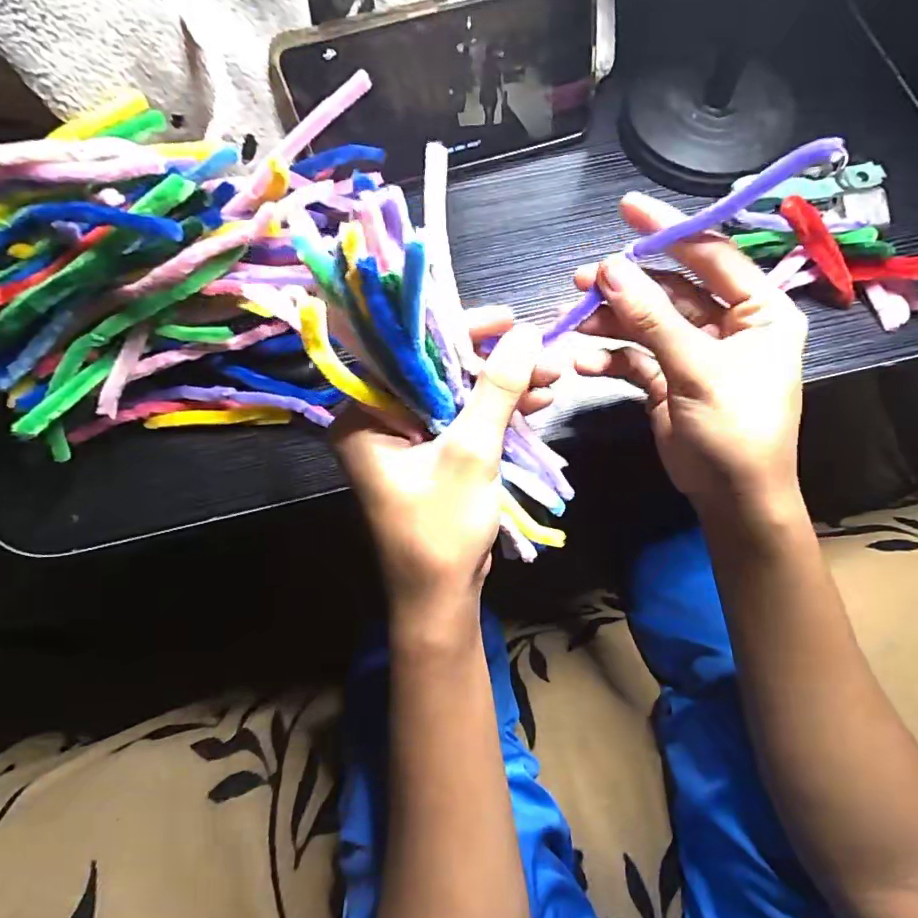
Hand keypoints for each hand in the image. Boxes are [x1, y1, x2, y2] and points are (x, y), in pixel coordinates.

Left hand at [330, 312, 558, 615]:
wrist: (442, 597)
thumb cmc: (442, 531)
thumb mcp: (471, 454)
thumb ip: (496, 391)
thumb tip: (526, 334)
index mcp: (365, 417)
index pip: (410, 354)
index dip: (460, 331)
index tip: (508, 320)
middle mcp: (380, 421)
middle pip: (441, 371)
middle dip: (495, 364)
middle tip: (543, 353)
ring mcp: (409, 439)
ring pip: (460, 394)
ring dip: (505, 387)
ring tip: (552, 377)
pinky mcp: (434, 455)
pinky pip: (466, 419)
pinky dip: (500, 413)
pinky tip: (538, 401)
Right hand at [573, 192, 806, 516]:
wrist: (732, 499)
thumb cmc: (735, 429)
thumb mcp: (698, 369)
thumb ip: (652, 318)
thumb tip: (609, 268)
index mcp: (760, 311)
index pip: (713, 255)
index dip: (670, 230)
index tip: (627, 208)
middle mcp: (730, 325)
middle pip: (672, 289)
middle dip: (628, 285)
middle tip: (583, 279)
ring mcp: (696, 354)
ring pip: (648, 323)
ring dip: (612, 320)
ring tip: (575, 317)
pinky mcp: (670, 381)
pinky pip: (636, 357)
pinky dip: (611, 358)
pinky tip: (584, 362)